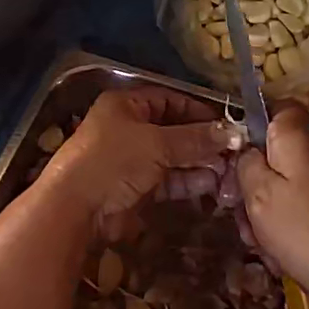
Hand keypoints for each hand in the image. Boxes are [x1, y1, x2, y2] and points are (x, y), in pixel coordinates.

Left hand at [37, 87, 243, 240]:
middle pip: (174, 129)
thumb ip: (195, 139)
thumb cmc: (113, 161)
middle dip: (203, 141)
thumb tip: (233, 133)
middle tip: (233, 153)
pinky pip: (168, 179)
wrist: (75, 208)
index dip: (198, 111)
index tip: (227, 124)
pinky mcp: (136, 187)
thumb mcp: (156, 144)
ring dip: (199, 163)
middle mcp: (130, 127)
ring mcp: (132, 159)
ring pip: (173, 157)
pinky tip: (211, 186)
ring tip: (228, 172)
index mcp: (128, 104)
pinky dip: (188, 182)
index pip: (170, 100)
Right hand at [234, 105, 308, 308]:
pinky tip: (278, 258)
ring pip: (283, 185)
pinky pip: (299, 210)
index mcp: (295, 136)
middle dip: (252, 180)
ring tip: (258, 243)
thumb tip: (247, 152)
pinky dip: (285, 229)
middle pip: (274, 152)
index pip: (280, 107)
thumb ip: (245, 164)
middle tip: (238, 211)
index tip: (239, 151)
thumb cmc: (303, 227)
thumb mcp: (258, 192)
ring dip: (264, 211)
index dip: (257, 122)